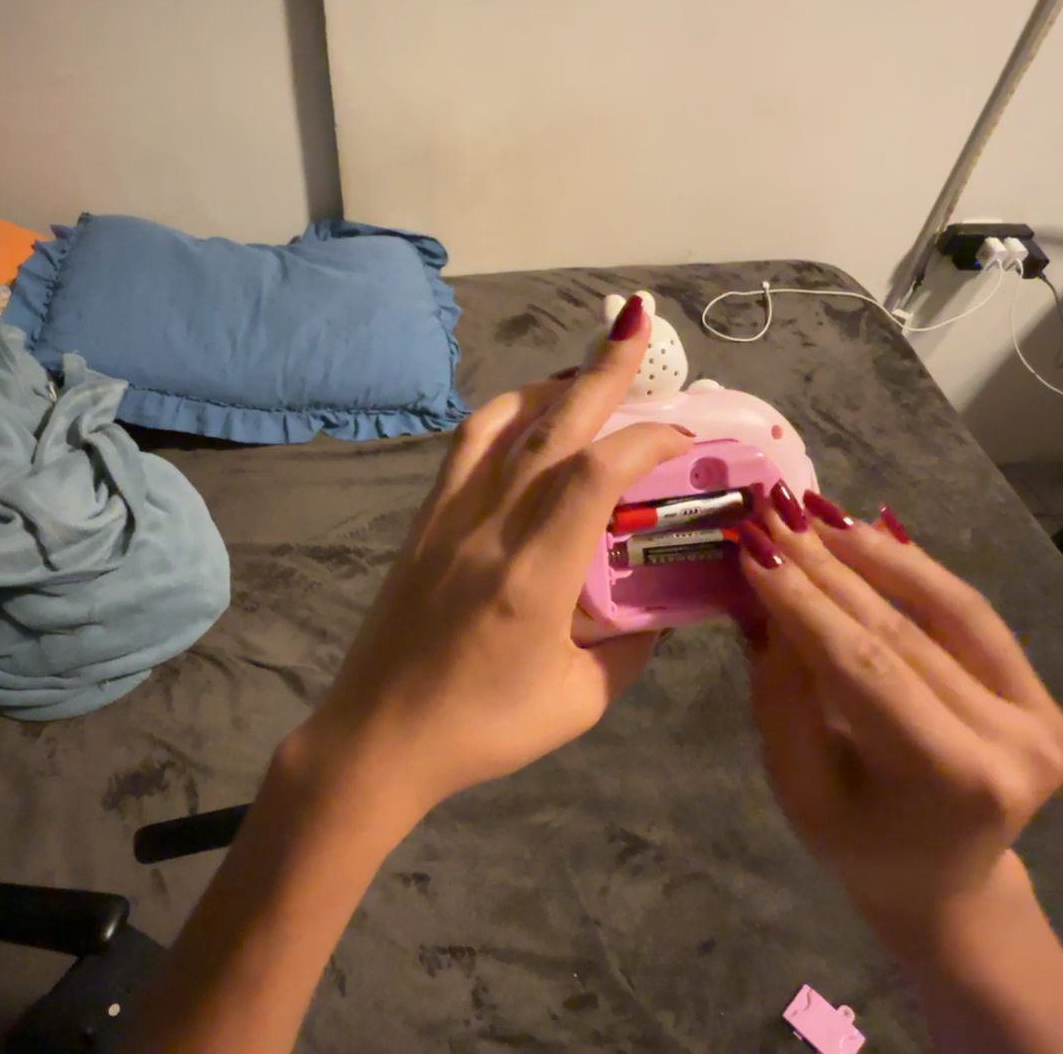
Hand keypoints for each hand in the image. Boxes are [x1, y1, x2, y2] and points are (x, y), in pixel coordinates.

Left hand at [282, 296, 691, 819]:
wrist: (378, 735)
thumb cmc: (480, 729)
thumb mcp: (577, 700)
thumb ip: (630, 646)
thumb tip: (657, 602)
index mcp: (532, 577)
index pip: (595, 476)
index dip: (646, 440)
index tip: (683, 435)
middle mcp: (487, 530)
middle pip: (551, 430)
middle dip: (602, 373)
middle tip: (637, 326)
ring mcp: (446, 520)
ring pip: (500, 426)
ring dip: (548, 389)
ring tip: (585, 376)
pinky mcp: (421, 524)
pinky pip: (464, 451)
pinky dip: (502, 418)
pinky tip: (525, 421)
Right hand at [732, 496, 1062, 923]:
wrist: (944, 880)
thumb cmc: (853, 841)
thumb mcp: (796, 785)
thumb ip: (783, 697)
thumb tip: (765, 607)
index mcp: (949, 779)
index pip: (863, 665)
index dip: (802, 600)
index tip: (752, 547)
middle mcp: (1012, 740)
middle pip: (901, 630)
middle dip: (825, 565)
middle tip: (771, 515)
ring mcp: (1041, 712)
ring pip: (947, 608)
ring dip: (873, 552)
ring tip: (814, 512)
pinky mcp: (1042, 691)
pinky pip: (971, 614)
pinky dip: (916, 568)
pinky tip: (866, 534)